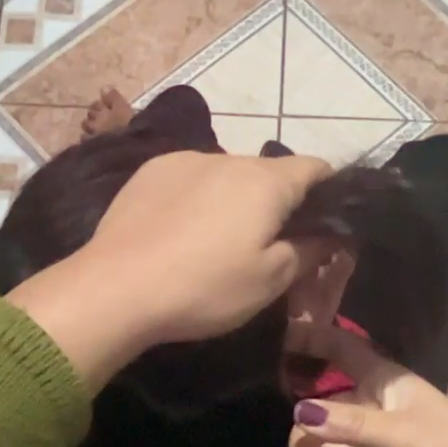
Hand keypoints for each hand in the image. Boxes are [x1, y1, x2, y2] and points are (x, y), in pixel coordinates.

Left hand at [4, 151, 336, 388]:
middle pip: (268, 174)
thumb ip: (307, 252)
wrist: (117, 288)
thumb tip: (330, 236)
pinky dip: (197, 201)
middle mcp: (228, 157)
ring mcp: (184, 160)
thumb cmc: (205, 288)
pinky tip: (181, 236)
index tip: (324, 226)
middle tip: (268, 248)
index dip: (328, 194)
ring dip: (233, 202)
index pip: (315, 168)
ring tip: (217, 245)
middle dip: (277, 204)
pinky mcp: (149, 173)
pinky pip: (189, 181)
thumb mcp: (269, 282)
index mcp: (266, 181)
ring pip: (226, 176)